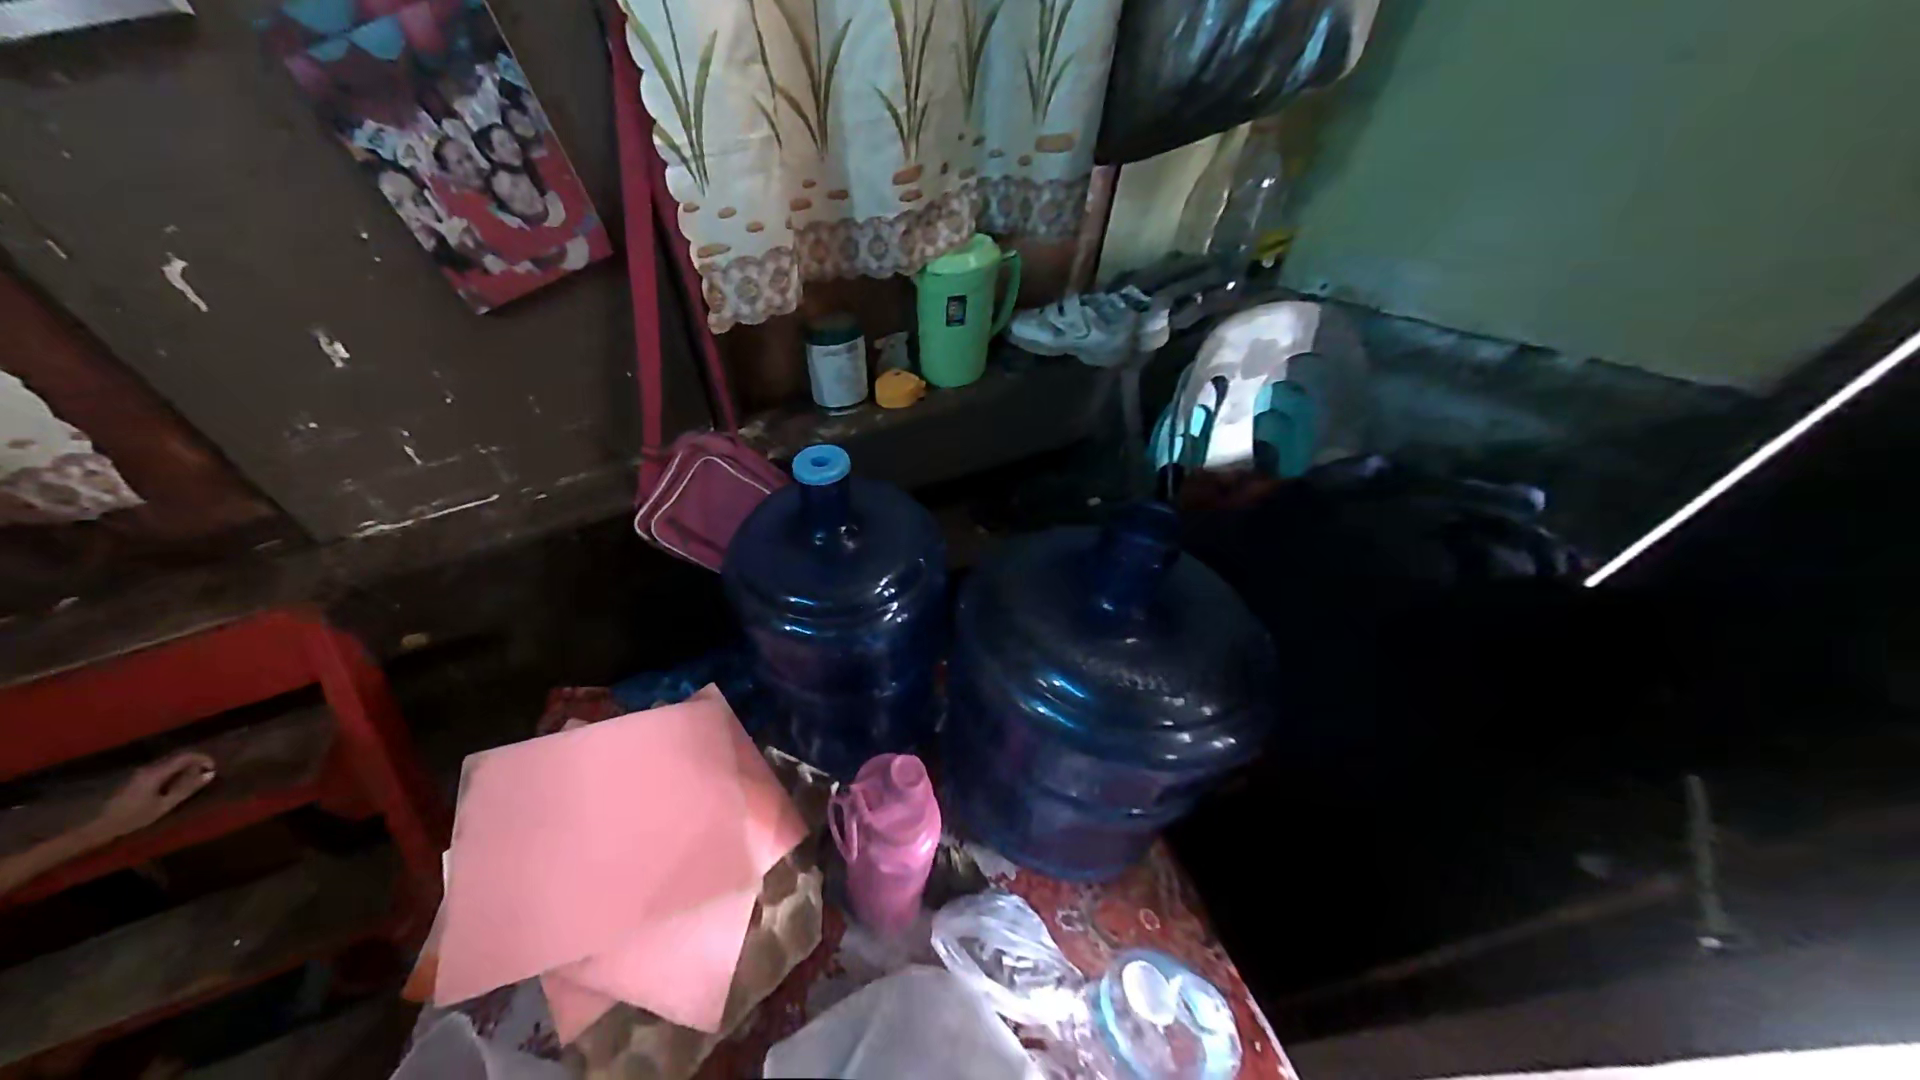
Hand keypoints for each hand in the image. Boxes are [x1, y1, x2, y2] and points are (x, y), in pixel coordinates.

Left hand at [90, 752, 215, 840]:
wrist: (97, 827)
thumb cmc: (132, 817)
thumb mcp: (163, 805)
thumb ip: (187, 788)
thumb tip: (209, 774)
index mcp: (156, 773)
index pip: (185, 756)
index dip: (203, 759)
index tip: (212, 769)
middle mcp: (147, 769)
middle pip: (177, 758)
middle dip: (194, 763)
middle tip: (204, 776)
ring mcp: (139, 774)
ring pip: (168, 764)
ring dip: (184, 768)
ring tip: (191, 781)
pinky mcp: (135, 779)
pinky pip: (160, 769)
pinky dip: (173, 773)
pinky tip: (173, 785)